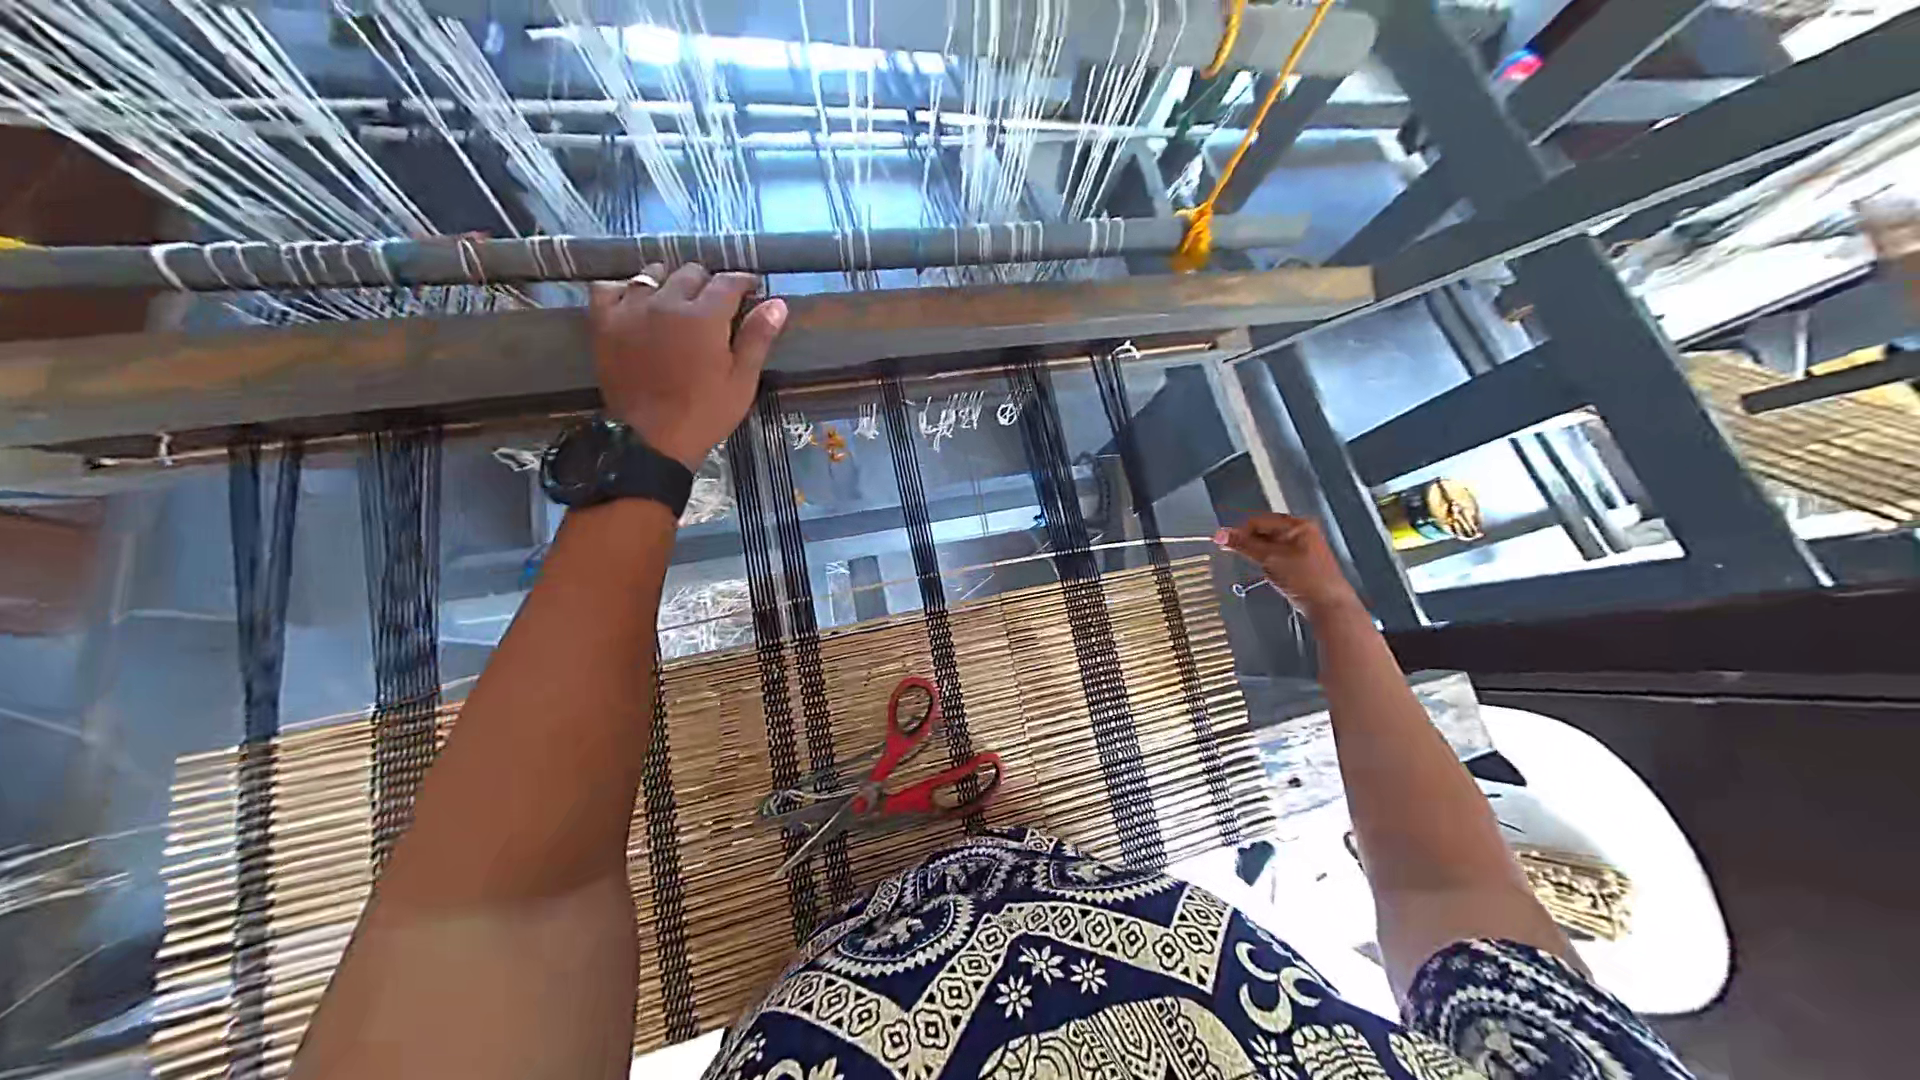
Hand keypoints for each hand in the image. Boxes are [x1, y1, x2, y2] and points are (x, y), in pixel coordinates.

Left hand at [589, 263, 787, 470]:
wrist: (652, 439)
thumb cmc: (705, 413)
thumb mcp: (742, 380)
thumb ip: (758, 338)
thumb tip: (777, 303)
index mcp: (705, 316)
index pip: (728, 282)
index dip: (744, 282)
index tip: (752, 290)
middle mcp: (666, 302)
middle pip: (691, 273)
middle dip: (708, 284)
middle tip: (716, 304)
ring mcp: (631, 309)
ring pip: (652, 274)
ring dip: (670, 281)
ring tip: (677, 301)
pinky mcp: (604, 322)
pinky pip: (609, 287)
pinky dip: (624, 289)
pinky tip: (635, 302)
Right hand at [1214, 513, 1363, 618]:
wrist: (1328, 605)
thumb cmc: (1308, 579)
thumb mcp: (1269, 558)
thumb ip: (1243, 545)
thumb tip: (1222, 535)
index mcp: (1298, 525)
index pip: (1259, 521)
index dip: (1240, 531)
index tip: (1223, 541)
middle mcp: (1302, 533)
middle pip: (1265, 532)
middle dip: (1249, 543)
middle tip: (1234, 552)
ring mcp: (1303, 548)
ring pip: (1270, 545)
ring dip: (1259, 554)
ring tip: (1259, 567)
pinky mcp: (1302, 563)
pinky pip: (1277, 557)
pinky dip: (1268, 563)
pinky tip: (1269, 573)